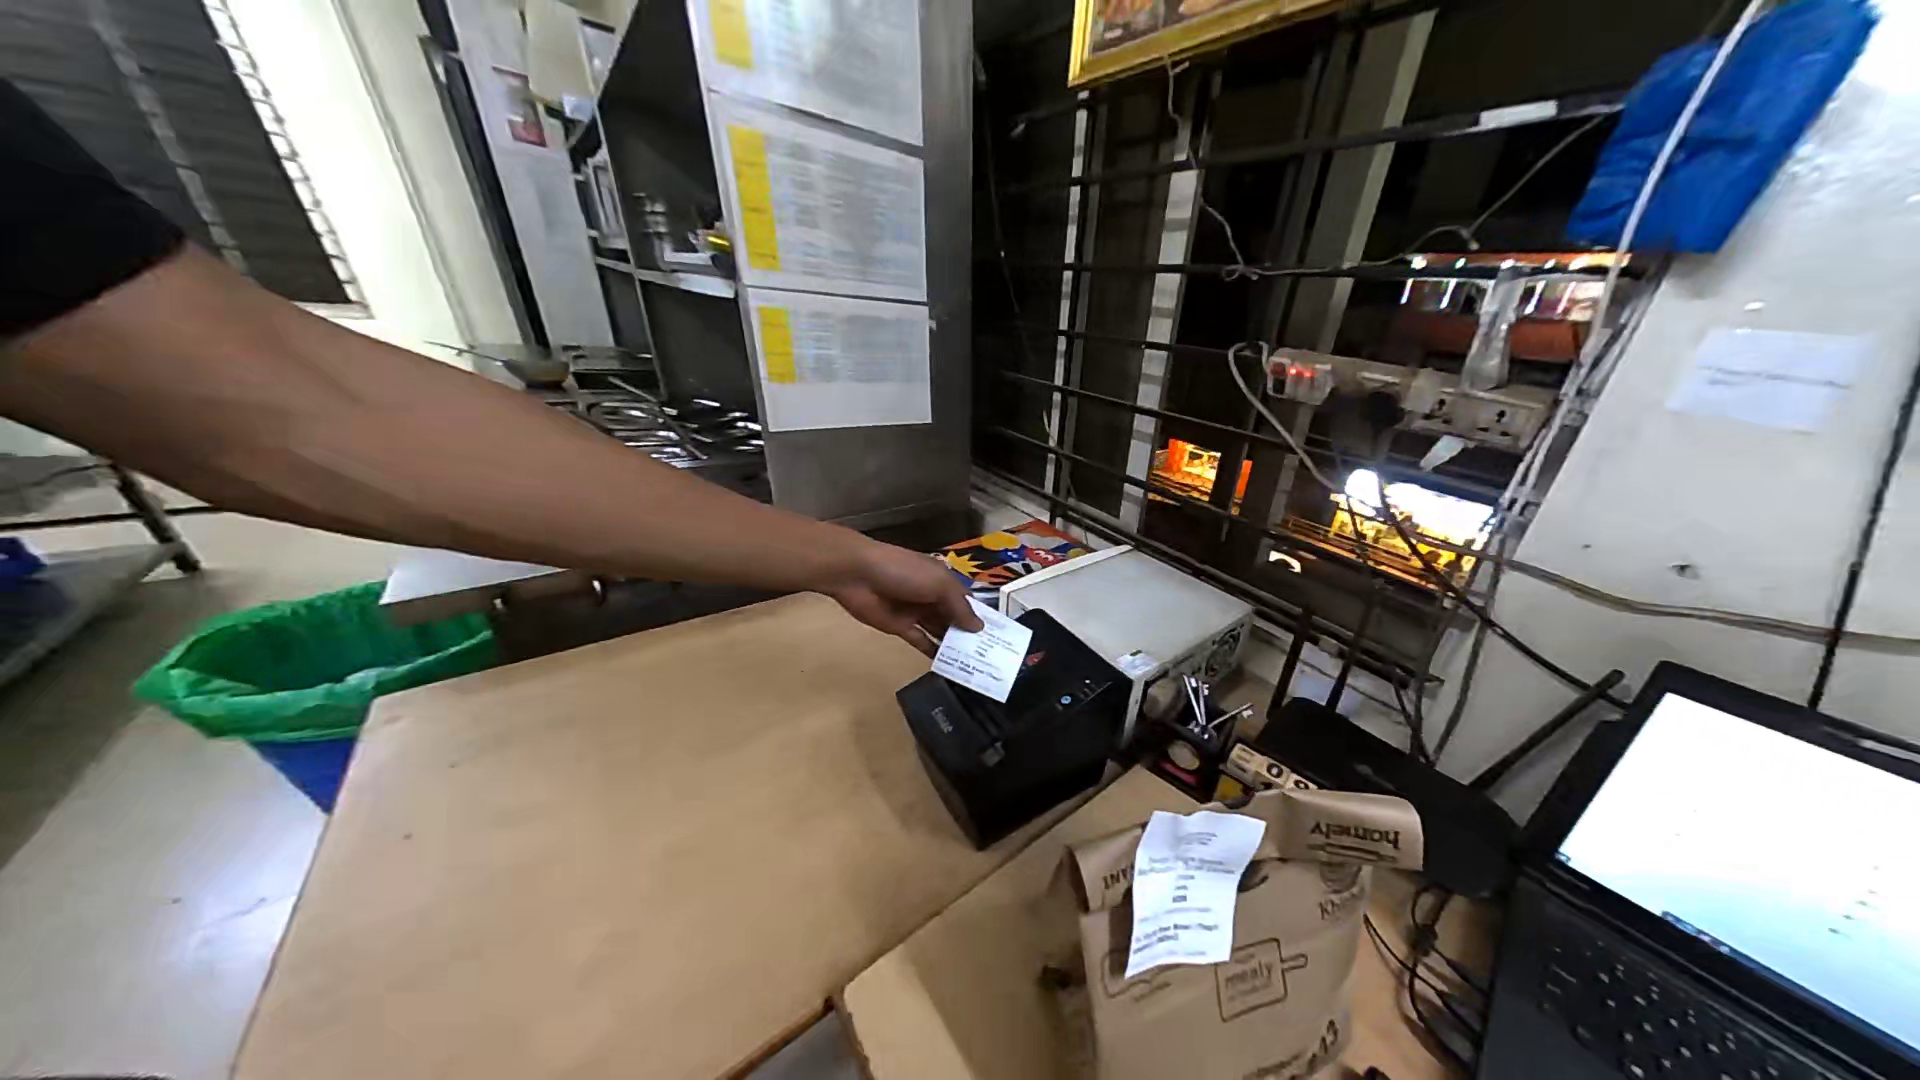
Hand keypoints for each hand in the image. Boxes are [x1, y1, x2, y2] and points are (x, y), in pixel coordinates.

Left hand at [817, 536, 981, 656]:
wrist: (857, 574)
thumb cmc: (903, 571)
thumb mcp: (939, 583)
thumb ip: (959, 606)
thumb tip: (978, 627)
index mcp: (943, 579)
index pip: (967, 600)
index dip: (981, 616)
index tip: (998, 637)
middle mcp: (932, 595)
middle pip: (954, 617)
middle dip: (969, 634)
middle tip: (990, 657)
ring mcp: (915, 612)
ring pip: (939, 630)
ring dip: (953, 644)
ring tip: (974, 664)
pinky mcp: (900, 627)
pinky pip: (921, 640)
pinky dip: (933, 651)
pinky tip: (948, 665)